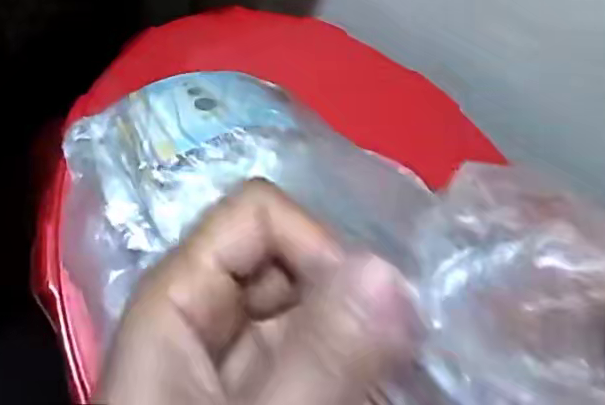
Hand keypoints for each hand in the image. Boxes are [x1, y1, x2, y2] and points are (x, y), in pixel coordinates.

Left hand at [98, 180, 416, 404]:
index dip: (318, 248)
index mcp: (179, 300)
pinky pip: (324, 380)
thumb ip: (321, 360)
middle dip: (356, 302)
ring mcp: (240, 377)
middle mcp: (207, 324)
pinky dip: (363, 387)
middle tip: (423, 356)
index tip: (382, 314)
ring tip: (425, 378)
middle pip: (292, 269)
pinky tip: (399, 395)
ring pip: (315, 327)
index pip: (256, 217)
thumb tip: (390, 269)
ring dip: (371, 351)